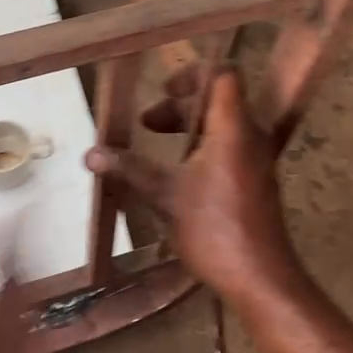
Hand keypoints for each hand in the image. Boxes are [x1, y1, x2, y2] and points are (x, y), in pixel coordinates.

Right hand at [84, 68, 302, 299]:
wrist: (261, 279)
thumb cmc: (214, 229)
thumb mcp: (165, 196)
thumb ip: (130, 169)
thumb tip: (91, 153)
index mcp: (232, 127)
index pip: (223, 74)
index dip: (193, 73)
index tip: (163, 91)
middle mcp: (250, 135)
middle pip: (218, 99)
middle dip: (180, 106)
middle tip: (147, 124)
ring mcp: (257, 158)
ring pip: (223, 124)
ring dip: (189, 128)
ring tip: (157, 144)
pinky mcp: (257, 180)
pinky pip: (230, 145)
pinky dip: (204, 146)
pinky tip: (180, 174)